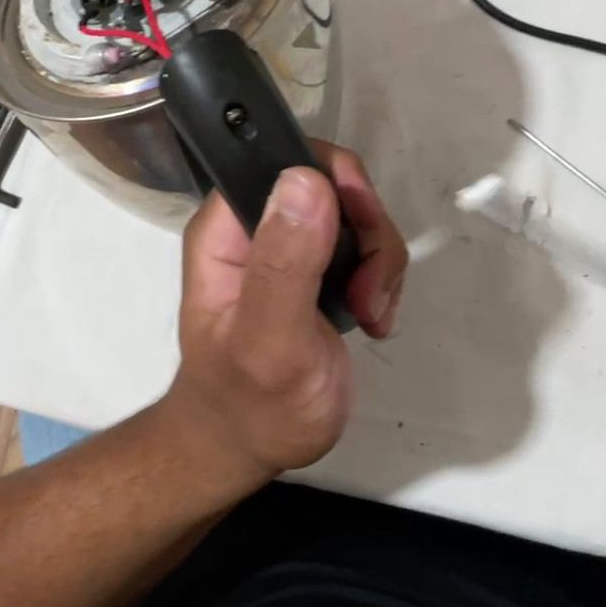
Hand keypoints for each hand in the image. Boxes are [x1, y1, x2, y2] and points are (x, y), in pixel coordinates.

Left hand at [163, 144, 406, 480]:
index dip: (330, 177)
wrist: (250, 445)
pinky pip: (364, 251)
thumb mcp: (269, 341)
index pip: (280, 161)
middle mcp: (253, 228)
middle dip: (366, 231)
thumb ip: (285, 263)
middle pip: (330, 185)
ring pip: (355, 218)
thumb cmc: (251, 404)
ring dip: (378, 263)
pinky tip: (371, 320)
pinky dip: (380, 282)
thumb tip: (305, 179)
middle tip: (367, 292)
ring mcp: (286, 250)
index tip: (359, 223)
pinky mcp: (315, 274)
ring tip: (369, 314)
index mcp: (225, 229)